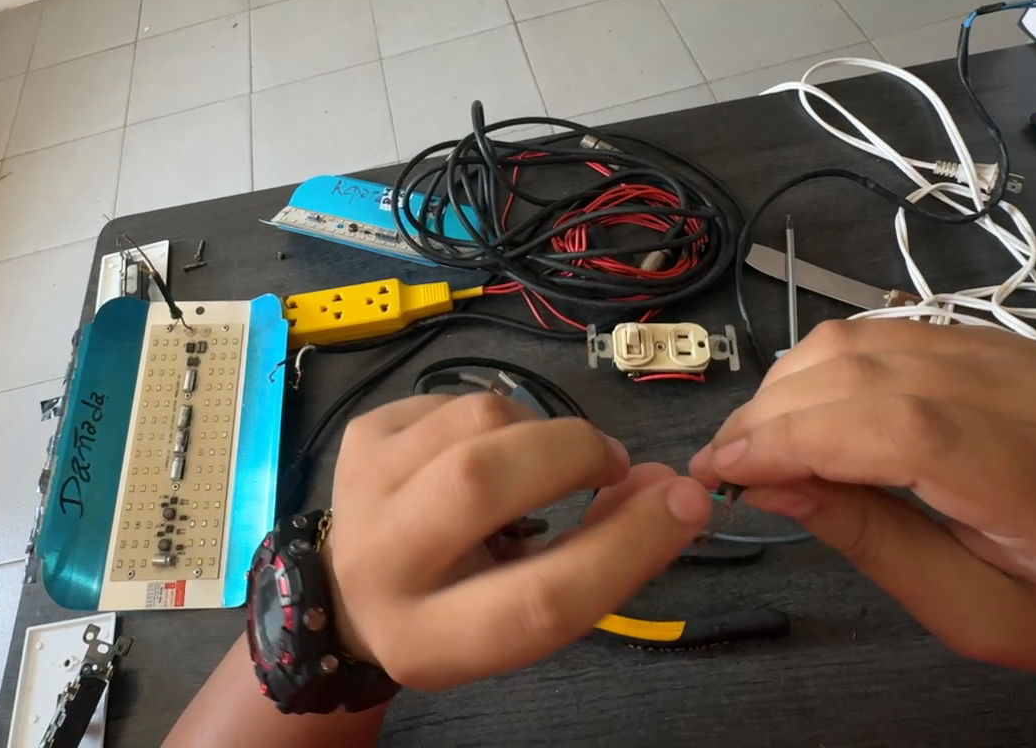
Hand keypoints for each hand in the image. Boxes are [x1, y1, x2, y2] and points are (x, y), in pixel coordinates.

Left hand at [323, 392, 712, 691]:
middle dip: (571, 453)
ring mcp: (362, 482)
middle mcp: (383, 557)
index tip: (684, 500)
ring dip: (534, 427)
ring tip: (537, 459)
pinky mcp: (360, 432)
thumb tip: (674, 489)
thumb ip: (598, 555)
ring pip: (475, 416)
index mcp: (432, 639)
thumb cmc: (455, 605)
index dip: (626, 545)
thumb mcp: (521, 609)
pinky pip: (454, 396)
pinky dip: (494, 415)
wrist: (350, 585)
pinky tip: (483, 447)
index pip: (542, 598)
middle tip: (608, 460)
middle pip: (482, 479)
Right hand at [689, 319, 1035, 743]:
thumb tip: (765, 481)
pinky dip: (827, 364)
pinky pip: (892, 330)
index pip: (912, 433)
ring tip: (761, 432)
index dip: (801, 436)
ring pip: (874, 339)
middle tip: (726, 455)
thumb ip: (871, 542)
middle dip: (778, 409)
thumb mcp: (977, 620)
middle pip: (880, 373)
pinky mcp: (1014, 342)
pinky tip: (808, 403)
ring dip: (792, 380)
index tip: (725, 465)